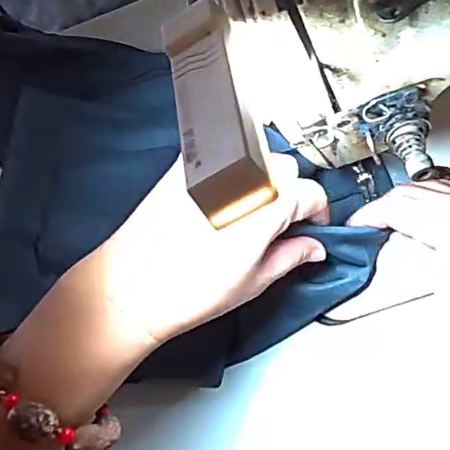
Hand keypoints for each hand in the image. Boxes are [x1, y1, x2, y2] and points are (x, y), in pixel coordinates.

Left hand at [35, 153, 330, 373]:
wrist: (130, 287)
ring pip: (257, 159)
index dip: (318, 213)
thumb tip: (313, 247)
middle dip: (293, 194)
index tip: (314, 226)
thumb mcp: (255, 280)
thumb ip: (292, 255)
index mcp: (268, 201)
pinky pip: (224, 160)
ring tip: (250, 215)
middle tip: (283, 225)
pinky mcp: (186, 166)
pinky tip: (222, 205)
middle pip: (287, 169)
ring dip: (265, 181)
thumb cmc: (185, 289)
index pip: (312, 192)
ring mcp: (213, 167)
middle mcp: (243, 175)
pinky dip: (233, 175)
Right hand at [346, 179, 449, 353]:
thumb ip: (422, 262)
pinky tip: (429, 213)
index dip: (369, 216)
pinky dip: (429, 198)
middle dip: (384, 205)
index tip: (356, 225)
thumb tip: (406, 249)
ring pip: (431, 187)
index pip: (395, 206)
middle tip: (370, 224)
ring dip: (407, 199)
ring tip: (394, 219)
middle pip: (410, 191)